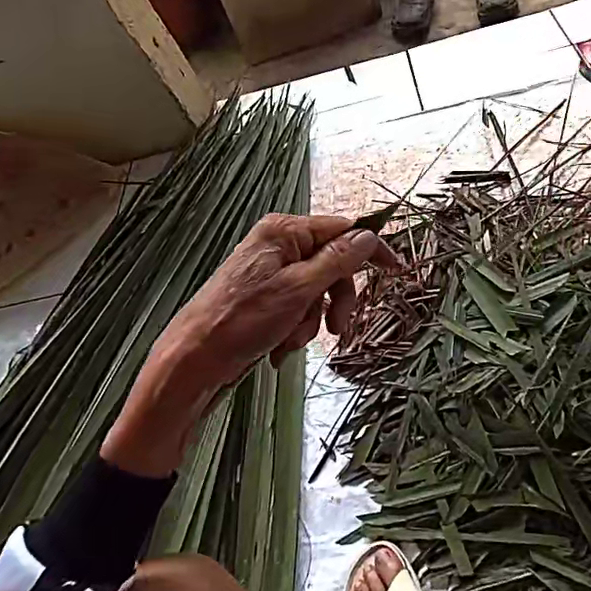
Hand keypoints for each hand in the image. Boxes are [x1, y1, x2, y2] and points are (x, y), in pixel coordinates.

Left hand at [102, 214, 401, 476]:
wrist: (194, 360)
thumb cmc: (242, 320)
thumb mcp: (298, 289)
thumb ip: (337, 260)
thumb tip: (368, 236)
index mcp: (283, 232)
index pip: (341, 229)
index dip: (370, 250)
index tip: (396, 271)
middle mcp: (278, 246)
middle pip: (332, 264)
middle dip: (335, 299)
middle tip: (338, 329)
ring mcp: (271, 273)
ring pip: (317, 292)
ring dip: (313, 320)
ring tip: (293, 340)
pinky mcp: (265, 299)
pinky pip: (298, 308)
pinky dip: (296, 329)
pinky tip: (280, 346)